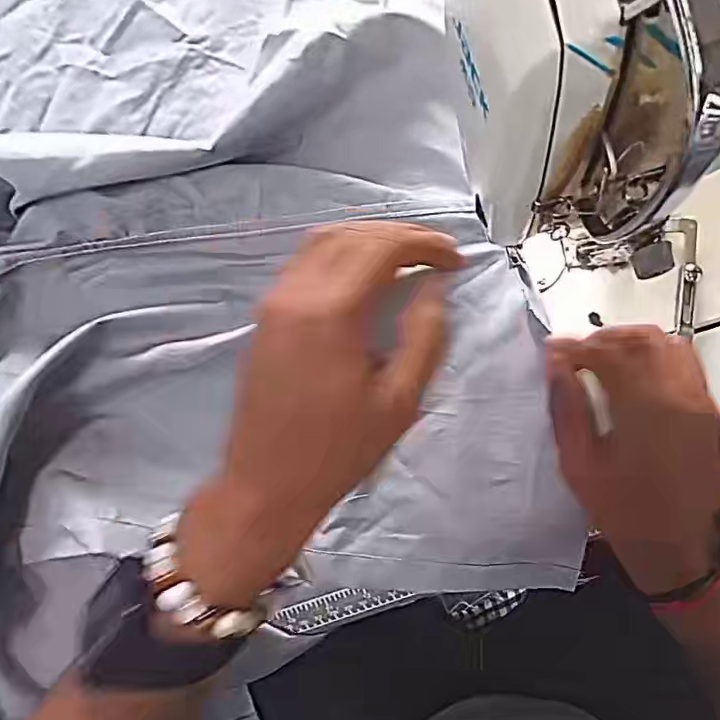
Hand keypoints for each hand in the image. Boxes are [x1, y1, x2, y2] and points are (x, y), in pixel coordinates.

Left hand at [175, 222, 461, 606]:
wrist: (266, 484)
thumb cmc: (337, 452)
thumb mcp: (398, 403)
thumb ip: (423, 337)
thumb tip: (434, 289)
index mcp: (331, 313)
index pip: (382, 248)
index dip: (424, 244)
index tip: (454, 258)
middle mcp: (296, 295)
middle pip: (352, 234)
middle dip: (400, 235)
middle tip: (436, 252)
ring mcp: (274, 303)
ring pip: (322, 241)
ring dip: (368, 238)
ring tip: (405, 257)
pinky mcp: (264, 317)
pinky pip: (304, 263)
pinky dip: (340, 253)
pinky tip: (363, 275)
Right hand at [547, 327, 719, 597]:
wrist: (675, 547)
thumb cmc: (626, 515)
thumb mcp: (580, 465)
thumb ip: (567, 410)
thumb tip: (558, 370)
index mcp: (645, 411)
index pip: (608, 353)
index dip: (576, 347)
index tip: (556, 351)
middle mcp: (680, 399)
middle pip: (643, 339)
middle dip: (605, 338)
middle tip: (578, 352)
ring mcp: (700, 404)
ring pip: (669, 344)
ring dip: (633, 343)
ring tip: (606, 358)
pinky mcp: (709, 413)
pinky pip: (686, 364)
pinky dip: (657, 357)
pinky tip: (636, 374)